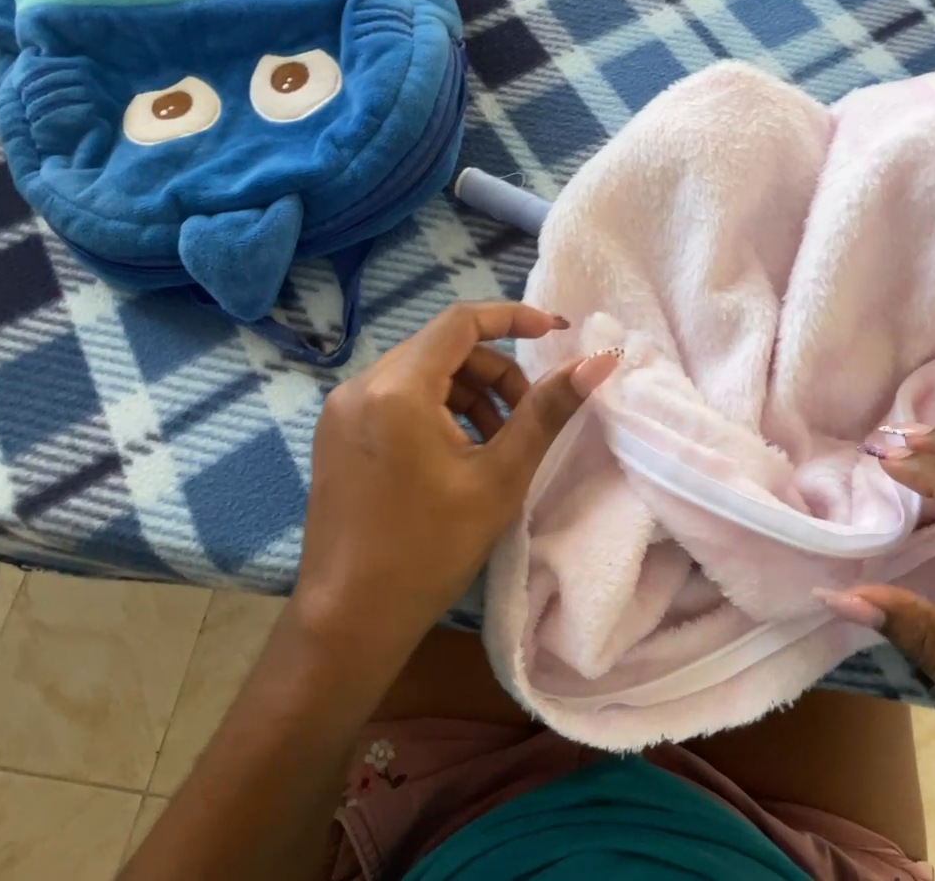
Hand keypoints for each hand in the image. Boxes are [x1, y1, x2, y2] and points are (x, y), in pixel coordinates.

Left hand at [291, 301, 616, 666]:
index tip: (556, 333)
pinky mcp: (336, 435)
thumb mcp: (499, 477)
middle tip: (528, 417)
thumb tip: (598, 363)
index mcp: (397, 389)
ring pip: (421, 375)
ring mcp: (341, 411)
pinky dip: (437, 412)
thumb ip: (546, 412)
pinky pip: (396, 399)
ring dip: (469, 395)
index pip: (461, 322)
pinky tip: (459, 456)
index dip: (514, 318)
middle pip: (443, 349)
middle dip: (495, 372)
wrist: (350, 617)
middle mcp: (360, 386)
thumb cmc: (430, 549)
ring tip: (498, 445)